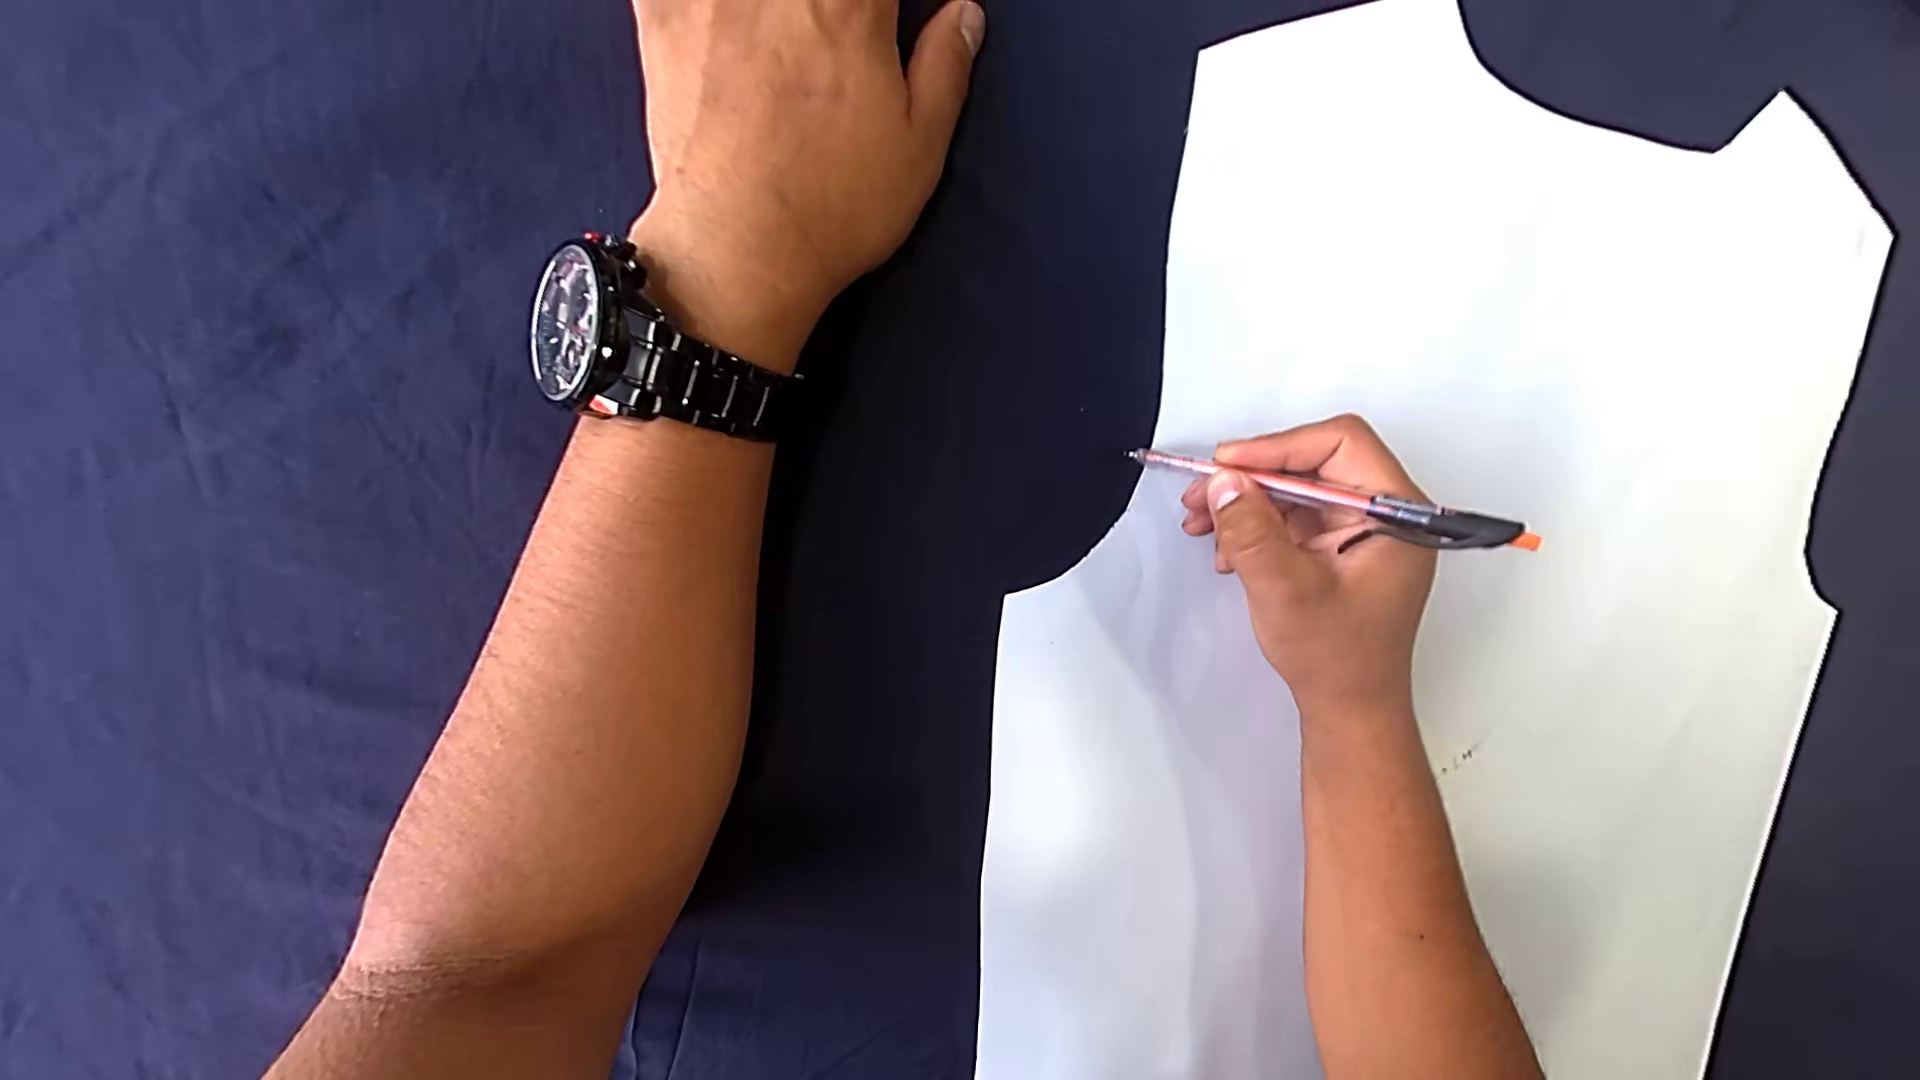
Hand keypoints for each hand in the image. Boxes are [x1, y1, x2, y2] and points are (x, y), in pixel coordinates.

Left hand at [626, 0, 986, 369]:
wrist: (746, 251)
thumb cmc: (840, 208)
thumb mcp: (919, 153)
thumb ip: (945, 71)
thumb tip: (964, 14)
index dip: (887, 4)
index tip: (888, 23)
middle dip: (834, 11)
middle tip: (834, 41)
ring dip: (770, 10)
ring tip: (782, 33)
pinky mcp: (659, 13)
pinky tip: (713, 16)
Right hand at [1180, 415, 1436, 717]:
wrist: (1346, 701)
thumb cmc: (1338, 658)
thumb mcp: (1284, 588)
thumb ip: (1251, 530)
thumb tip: (1224, 483)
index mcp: (1394, 514)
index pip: (1338, 444)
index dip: (1277, 446)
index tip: (1229, 464)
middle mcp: (1381, 514)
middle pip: (1308, 463)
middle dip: (1249, 477)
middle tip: (1204, 492)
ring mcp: (1356, 529)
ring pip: (1291, 488)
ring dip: (1242, 502)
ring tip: (1203, 521)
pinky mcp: (1333, 544)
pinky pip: (1286, 515)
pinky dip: (1250, 524)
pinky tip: (1225, 545)